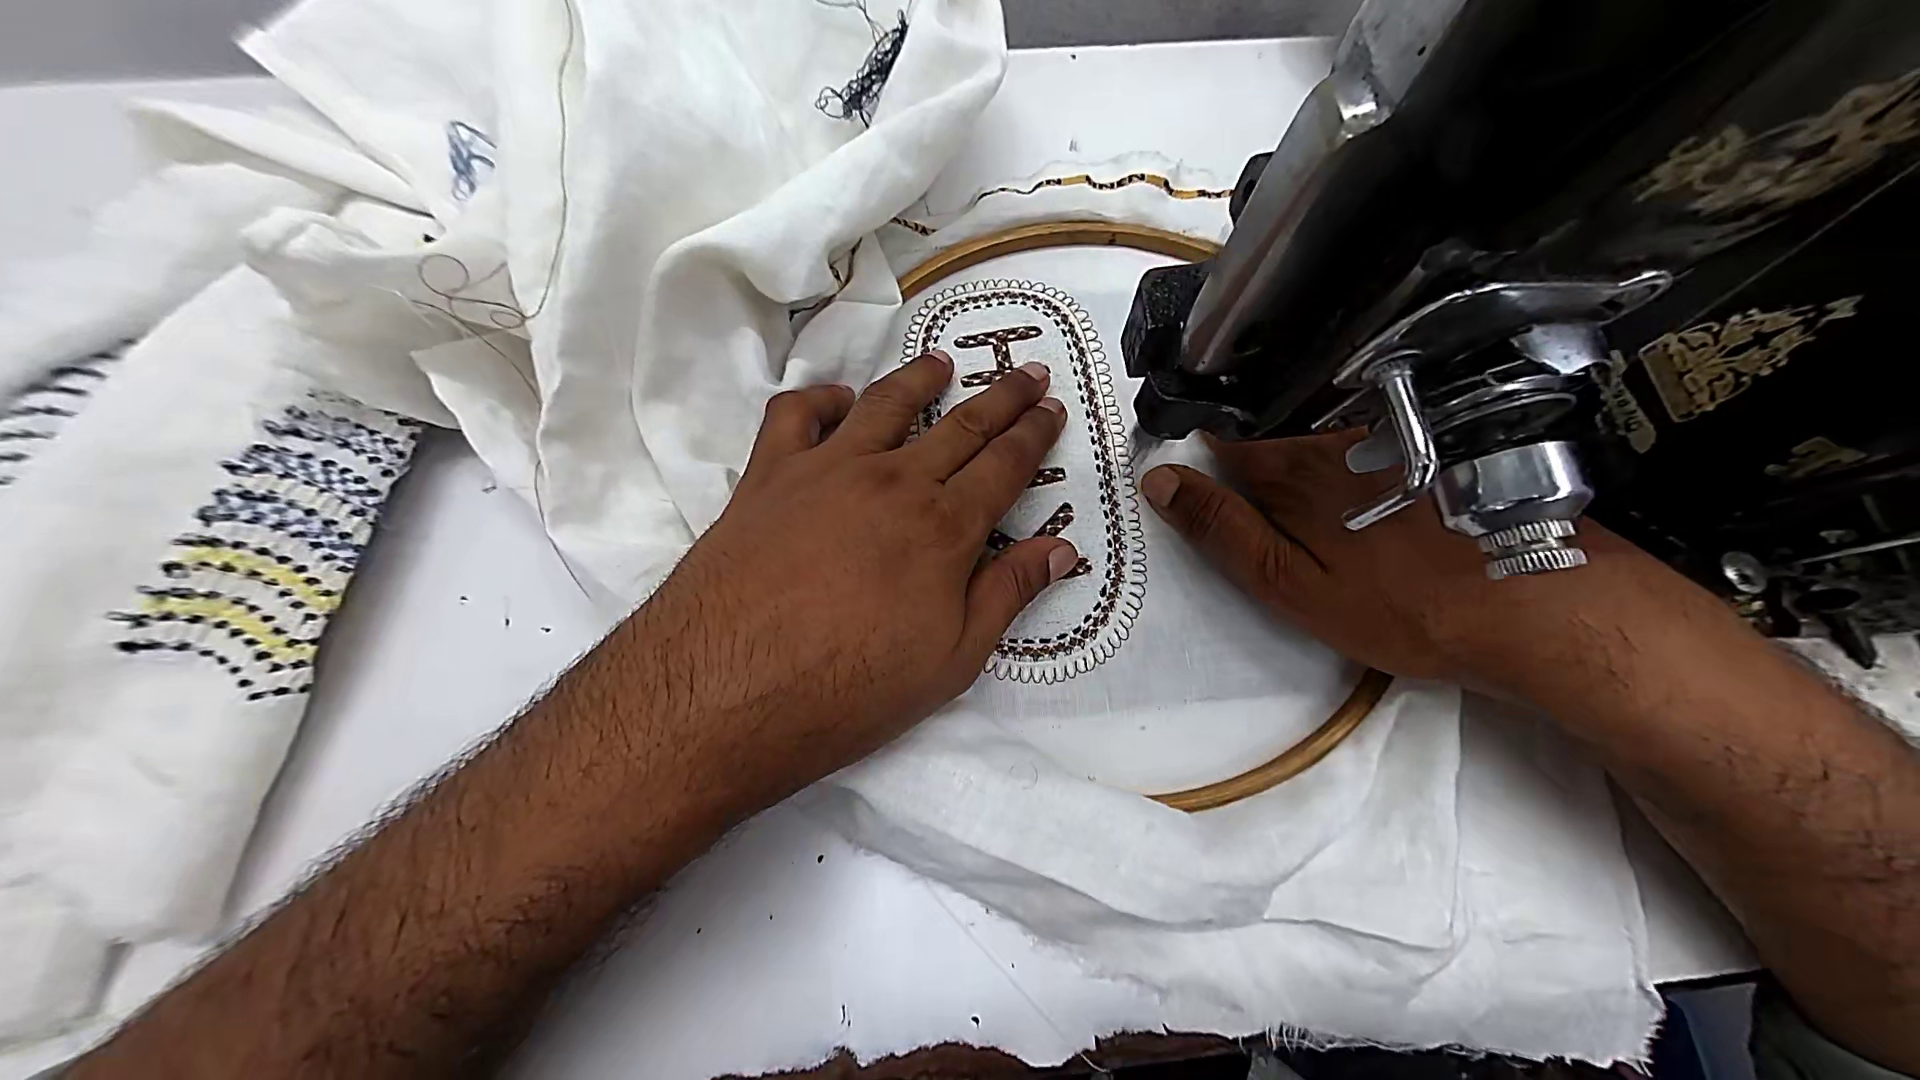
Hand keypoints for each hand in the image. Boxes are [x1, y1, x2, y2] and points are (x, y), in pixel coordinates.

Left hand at [629, 350, 1074, 799]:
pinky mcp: (769, 475)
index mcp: (944, 527)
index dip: (1033, 435)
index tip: (1050, 408)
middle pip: (960, 426)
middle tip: (1027, 373)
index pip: (1004, 466)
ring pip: (885, 404)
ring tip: (942, 364)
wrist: (726, 693)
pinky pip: (797, 414)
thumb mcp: (952, 660)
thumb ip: (1008, 595)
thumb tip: (1062, 550)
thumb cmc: (851, 689)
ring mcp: (827, 470)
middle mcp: (892, 482)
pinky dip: (821, 398)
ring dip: (920, 379)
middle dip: (1001, 398)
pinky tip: (838, 402)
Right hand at [1138, 430, 1720, 703]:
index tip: (1179, 463)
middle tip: (1230, 485)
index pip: (1218, 438)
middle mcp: (1335, 440)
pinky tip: (1348, 483)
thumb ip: (1223, 531)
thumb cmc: (1402, 607)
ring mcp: (1387, 438)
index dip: (1191, 446)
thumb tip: (1159, 481)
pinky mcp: (1428, 448)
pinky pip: (1358, 435)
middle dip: (1237, 448)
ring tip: (1288, 491)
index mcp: (1291, 471)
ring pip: (1313, 431)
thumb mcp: (1292, 584)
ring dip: (1286, 446)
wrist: (1543, 608)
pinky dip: (1335, 449)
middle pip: (1265, 431)